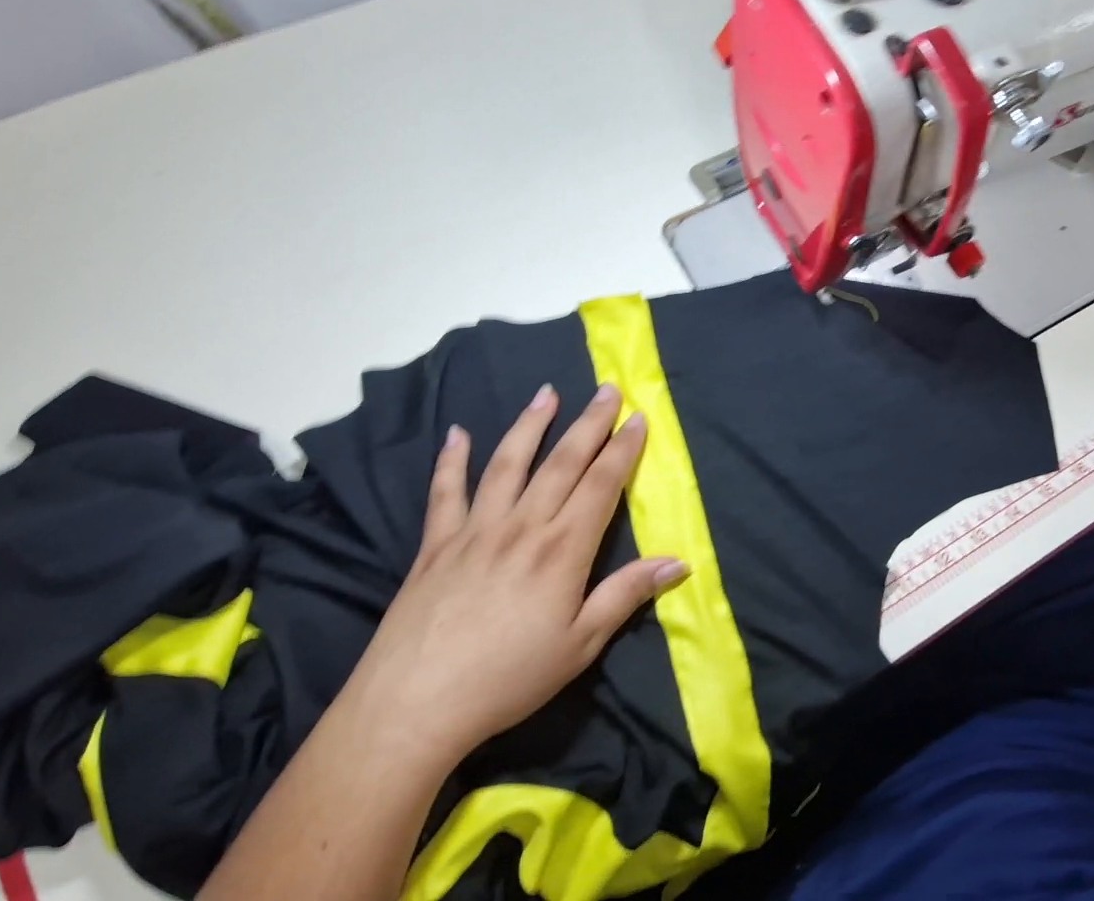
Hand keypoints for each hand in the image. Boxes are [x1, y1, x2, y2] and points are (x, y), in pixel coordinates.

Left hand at [338, 383, 686, 762]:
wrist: (414, 704)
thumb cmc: (509, 678)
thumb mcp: (581, 644)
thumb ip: (626, 595)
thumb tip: (679, 562)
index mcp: (563, 550)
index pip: (601, 485)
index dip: (623, 449)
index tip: (639, 417)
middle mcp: (522, 527)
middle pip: (561, 463)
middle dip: (588, 423)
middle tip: (607, 388)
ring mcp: (474, 531)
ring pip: (508, 464)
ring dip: (530, 426)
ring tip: (548, 393)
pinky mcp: (435, 545)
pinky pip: (445, 492)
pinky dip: (452, 460)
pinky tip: (458, 434)